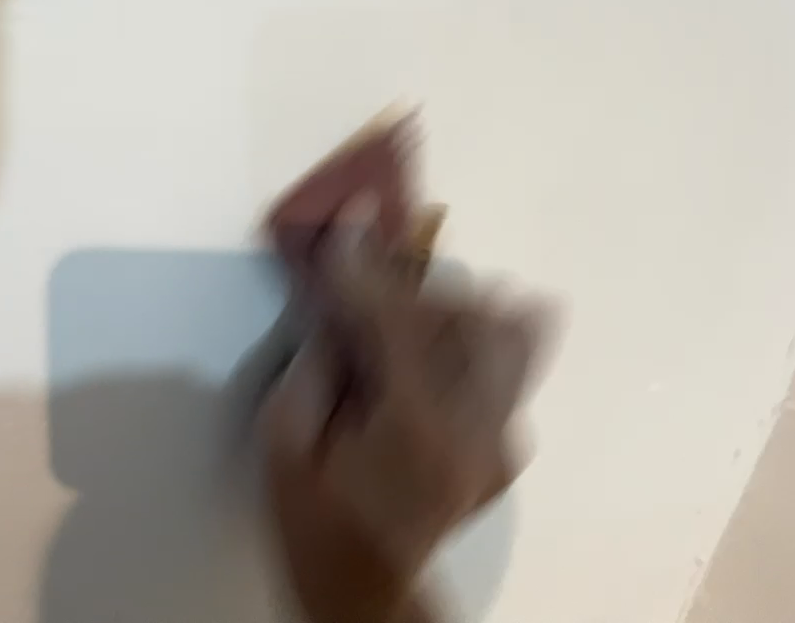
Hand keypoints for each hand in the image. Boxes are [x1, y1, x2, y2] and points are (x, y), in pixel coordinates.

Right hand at [261, 213, 552, 622]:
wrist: (363, 584)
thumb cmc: (311, 512)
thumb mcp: (285, 434)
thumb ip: (318, 357)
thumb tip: (338, 291)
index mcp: (414, 432)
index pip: (401, 323)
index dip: (372, 264)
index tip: (356, 211)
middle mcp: (476, 433)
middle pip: (468, 320)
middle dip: (415, 278)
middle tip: (371, 260)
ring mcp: (500, 442)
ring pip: (506, 338)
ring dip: (455, 300)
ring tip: (410, 289)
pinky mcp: (504, 446)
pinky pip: (509, 369)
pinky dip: (484, 333)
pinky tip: (451, 324)